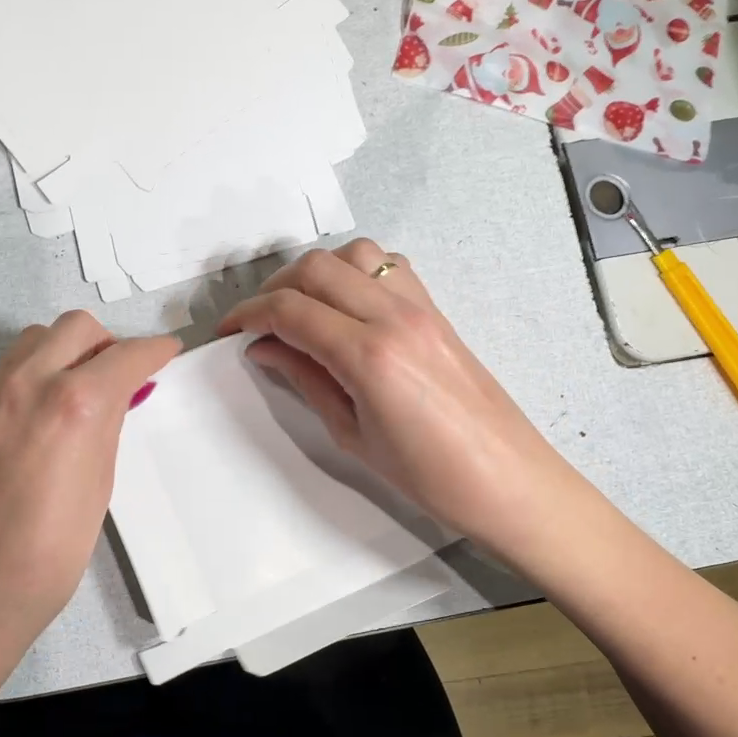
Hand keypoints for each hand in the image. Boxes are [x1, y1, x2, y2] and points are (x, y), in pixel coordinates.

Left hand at [0, 311, 179, 673]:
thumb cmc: (50, 555)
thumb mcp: (98, 487)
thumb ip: (106, 428)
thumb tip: (117, 397)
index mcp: (73, 404)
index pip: (123, 356)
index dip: (153, 350)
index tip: (167, 351)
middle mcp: (29, 383)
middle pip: (76, 327)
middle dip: (109, 342)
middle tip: (125, 374)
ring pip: (38, 337)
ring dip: (68, 348)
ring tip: (85, 387)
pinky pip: (12, 366)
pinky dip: (39, 367)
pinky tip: (50, 407)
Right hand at [217, 239, 586, 555]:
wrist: (510, 482)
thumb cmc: (427, 476)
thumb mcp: (351, 434)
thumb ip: (305, 379)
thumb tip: (264, 347)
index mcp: (369, 355)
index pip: (290, 310)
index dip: (248, 315)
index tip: (227, 332)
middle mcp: (394, 317)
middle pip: (315, 269)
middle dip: (272, 288)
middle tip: (256, 322)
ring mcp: (420, 307)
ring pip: (352, 254)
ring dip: (315, 272)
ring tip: (299, 307)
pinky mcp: (436, 310)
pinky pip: (387, 265)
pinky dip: (354, 271)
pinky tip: (344, 305)